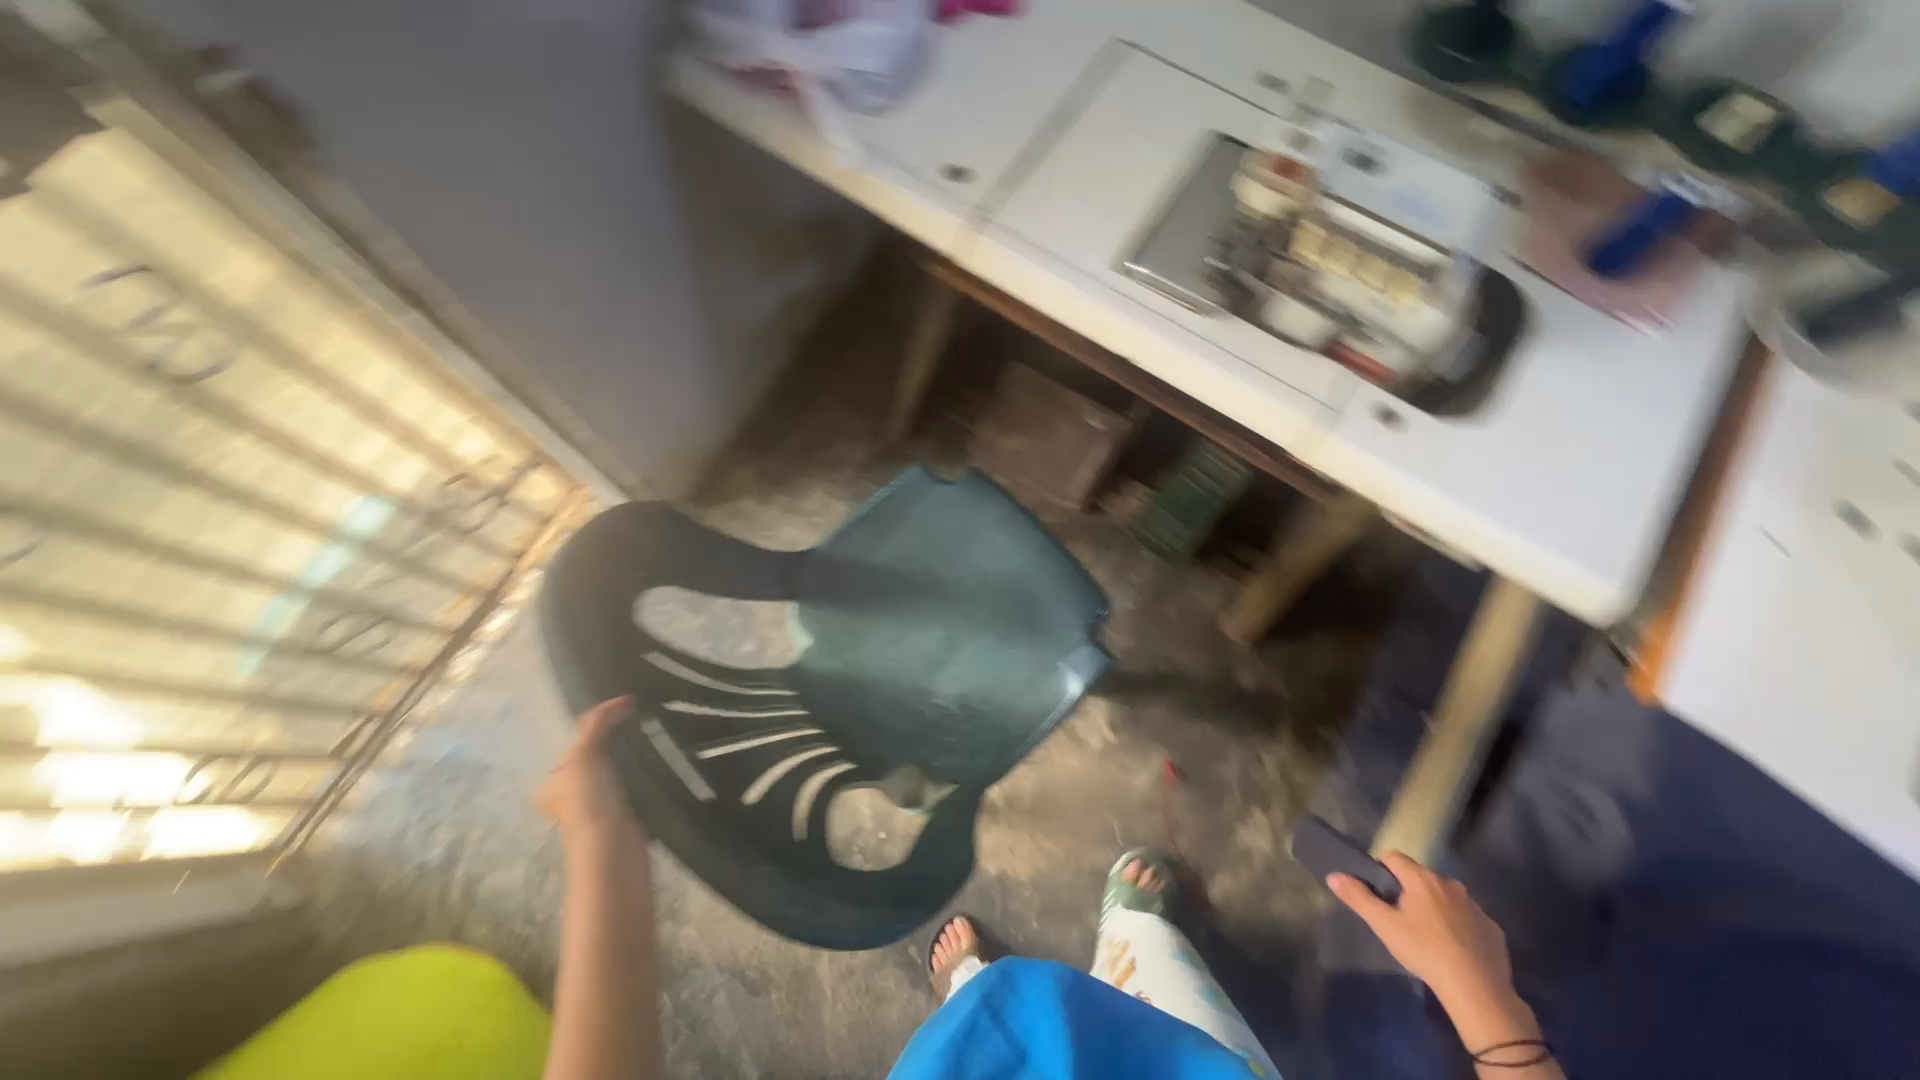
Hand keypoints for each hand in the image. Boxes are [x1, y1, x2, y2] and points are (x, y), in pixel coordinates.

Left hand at [539, 696, 647, 851]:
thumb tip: (623, 701)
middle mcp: (574, 794)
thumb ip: (598, 725)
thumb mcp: (584, 756)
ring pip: (623, 770)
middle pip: (602, 755)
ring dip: (638, 758)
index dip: (602, 722)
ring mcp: (601, 807)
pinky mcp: (627, 816)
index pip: (579, 740)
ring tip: (657, 741)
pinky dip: (651, 776)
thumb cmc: (590, 802)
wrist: (614, 850)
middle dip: (622, 741)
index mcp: (554, 781)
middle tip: (644, 725)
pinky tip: (662, 765)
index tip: (630, 707)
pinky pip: (641, 787)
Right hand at [1327, 852, 1512, 1008]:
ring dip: (1435, 907)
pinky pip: (1468, 918)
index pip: (1394, 857)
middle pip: (1421, 876)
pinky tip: (1454, 949)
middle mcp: (1450, 884)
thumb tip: (1333, 875)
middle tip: (1400, 918)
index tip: (1379, 893)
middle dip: (1409, 890)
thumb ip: (1358, 898)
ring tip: (1427, 935)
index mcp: (1422, 879)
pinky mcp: (1492, 927)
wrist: (1477, 988)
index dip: (1382, 869)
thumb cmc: (1424, 950)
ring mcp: (1475, 906)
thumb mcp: (1384, 925)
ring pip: (1447, 897)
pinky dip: (1459, 926)